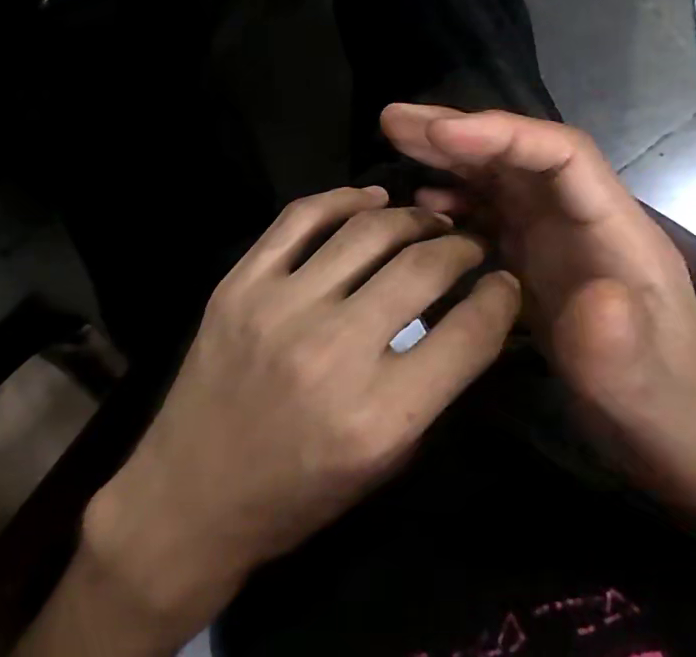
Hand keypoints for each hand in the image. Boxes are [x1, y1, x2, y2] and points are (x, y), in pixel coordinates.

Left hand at [82, 185, 520, 626]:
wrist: (191, 496)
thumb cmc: (296, 495)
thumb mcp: (383, 462)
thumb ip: (431, 388)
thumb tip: (466, 315)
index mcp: (379, 416)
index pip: (469, 334)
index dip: (501, 299)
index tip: (504, 283)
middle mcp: (332, 351)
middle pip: (422, 268)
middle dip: (461, 249)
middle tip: (469, 246)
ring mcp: (278, 308)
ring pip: (365, 232)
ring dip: (410, 218)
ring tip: (427, 222)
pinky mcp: (239, 285)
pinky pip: (299, 218)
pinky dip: (342, 200)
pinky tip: (369, 200)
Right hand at [381, 104, 695, 519]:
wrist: (682, 446)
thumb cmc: (670, 413)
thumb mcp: (644, 388)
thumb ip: (619, 344)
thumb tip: (591, 293)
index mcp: (615, 230)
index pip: (561, 155)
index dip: (501, 133)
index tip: (440, 134)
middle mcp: (582, 220)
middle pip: (520, 154)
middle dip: (460, 132)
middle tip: (395, 120)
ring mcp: (559, 241)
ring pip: (501, 180)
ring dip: (450, 158)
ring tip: (396, 144)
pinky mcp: (539, 265)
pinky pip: (490, 216)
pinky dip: (455, 202)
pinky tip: (422, 206)